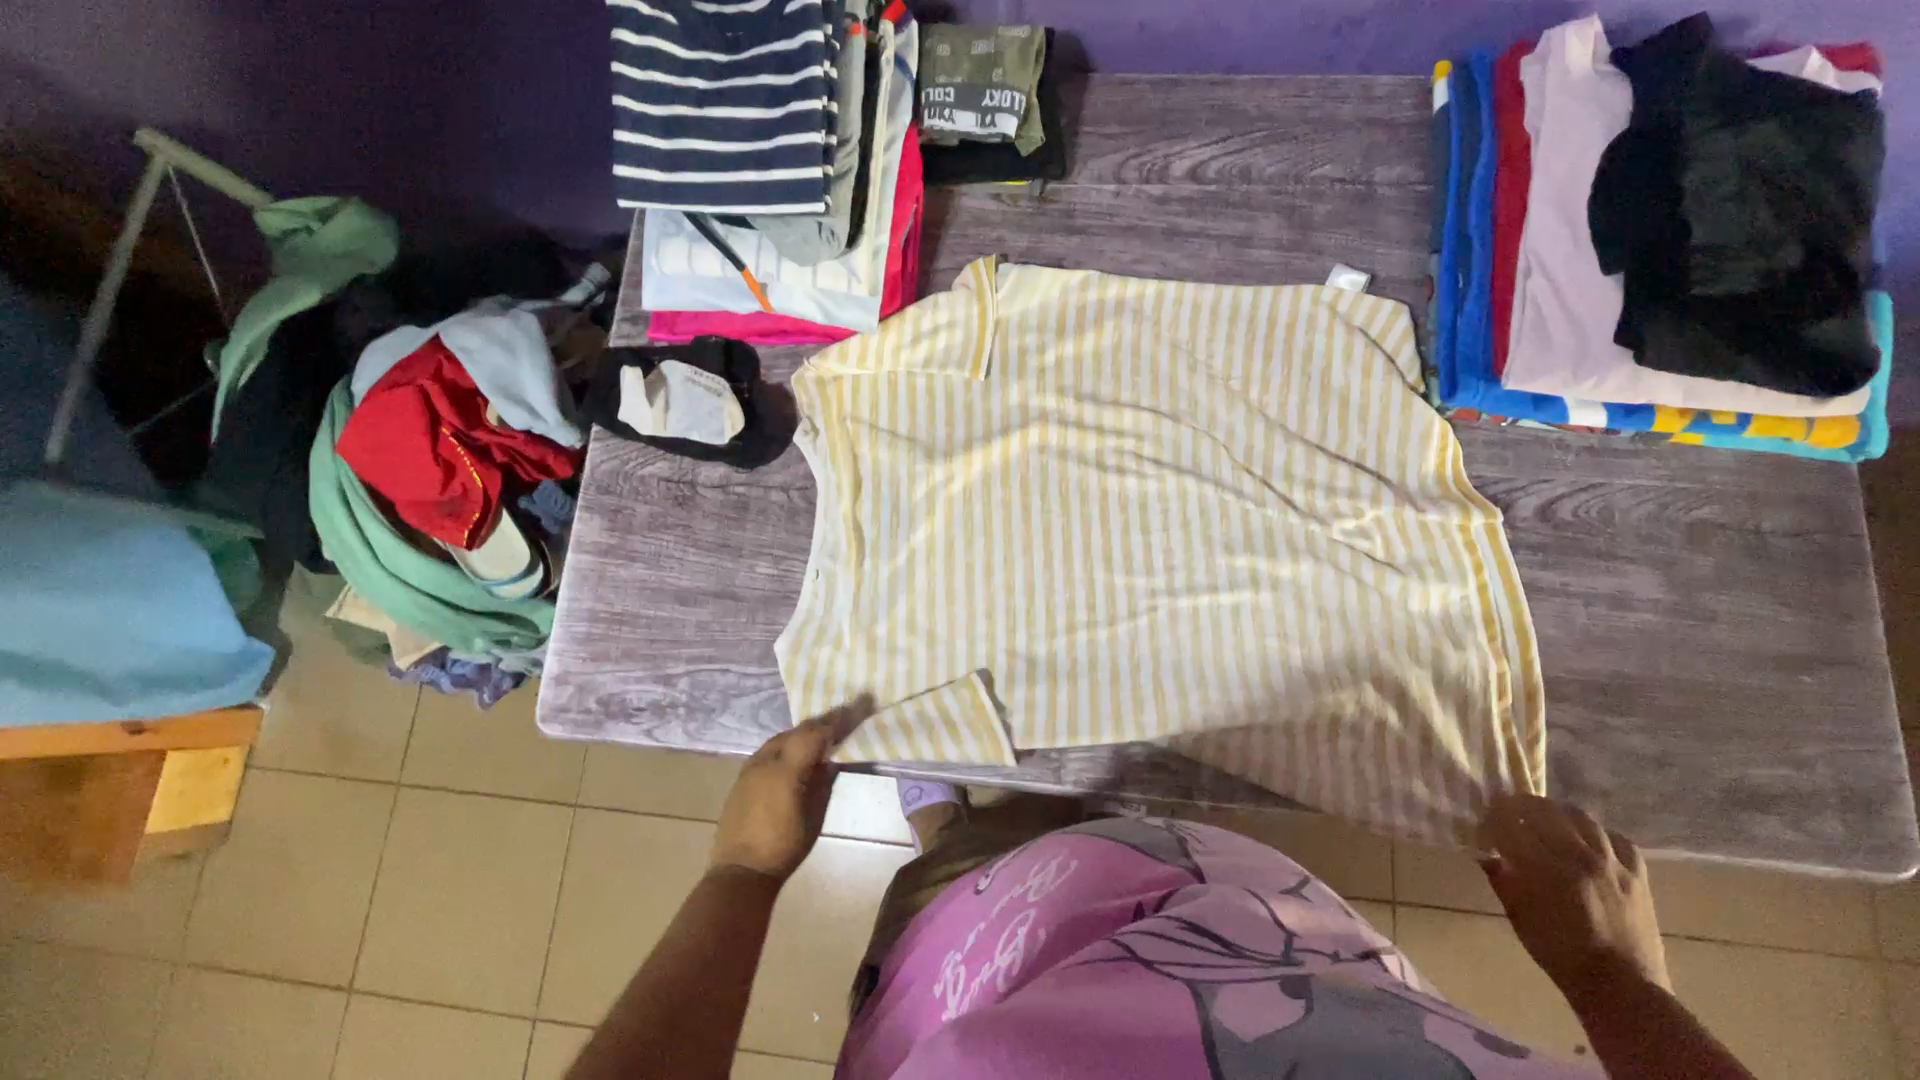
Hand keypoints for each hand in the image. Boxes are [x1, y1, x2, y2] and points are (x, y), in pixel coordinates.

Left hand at [709, 698, 870, 881]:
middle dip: (823, 722)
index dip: (840, 718)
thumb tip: (831, 760)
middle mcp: (766, 760)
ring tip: (823, 732)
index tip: (861, 705)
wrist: (741, 871)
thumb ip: (824, 782)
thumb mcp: (815, 816)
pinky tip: (797, 752)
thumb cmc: (784, 847)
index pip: (817, 733)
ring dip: (804, 732)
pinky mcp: (742, 777)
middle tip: (845, 715)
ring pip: (782, 738)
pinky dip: (788, 744)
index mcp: (787, 769)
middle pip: (798, 730)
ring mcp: (750, 767)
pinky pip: (770, 750)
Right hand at [1477, 794, 1670, 998]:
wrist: (1620, 985)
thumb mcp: (1519, 917)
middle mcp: (1579, 857)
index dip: (1492, 818)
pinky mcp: (1637, 874)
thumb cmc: (1559, 953)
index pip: (1510, 826)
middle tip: (1507, 810)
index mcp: (1545, 870)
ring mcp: (1612, 864)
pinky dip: (1597, 833)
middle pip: (1544, 811)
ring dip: (1557, 811)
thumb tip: (1485, 854)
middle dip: (1520, 806)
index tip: (1484, 820)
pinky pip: (1617, 839)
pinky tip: (1588, 839)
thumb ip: (1502, 880)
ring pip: (1581, 818)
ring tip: (1545, 817)